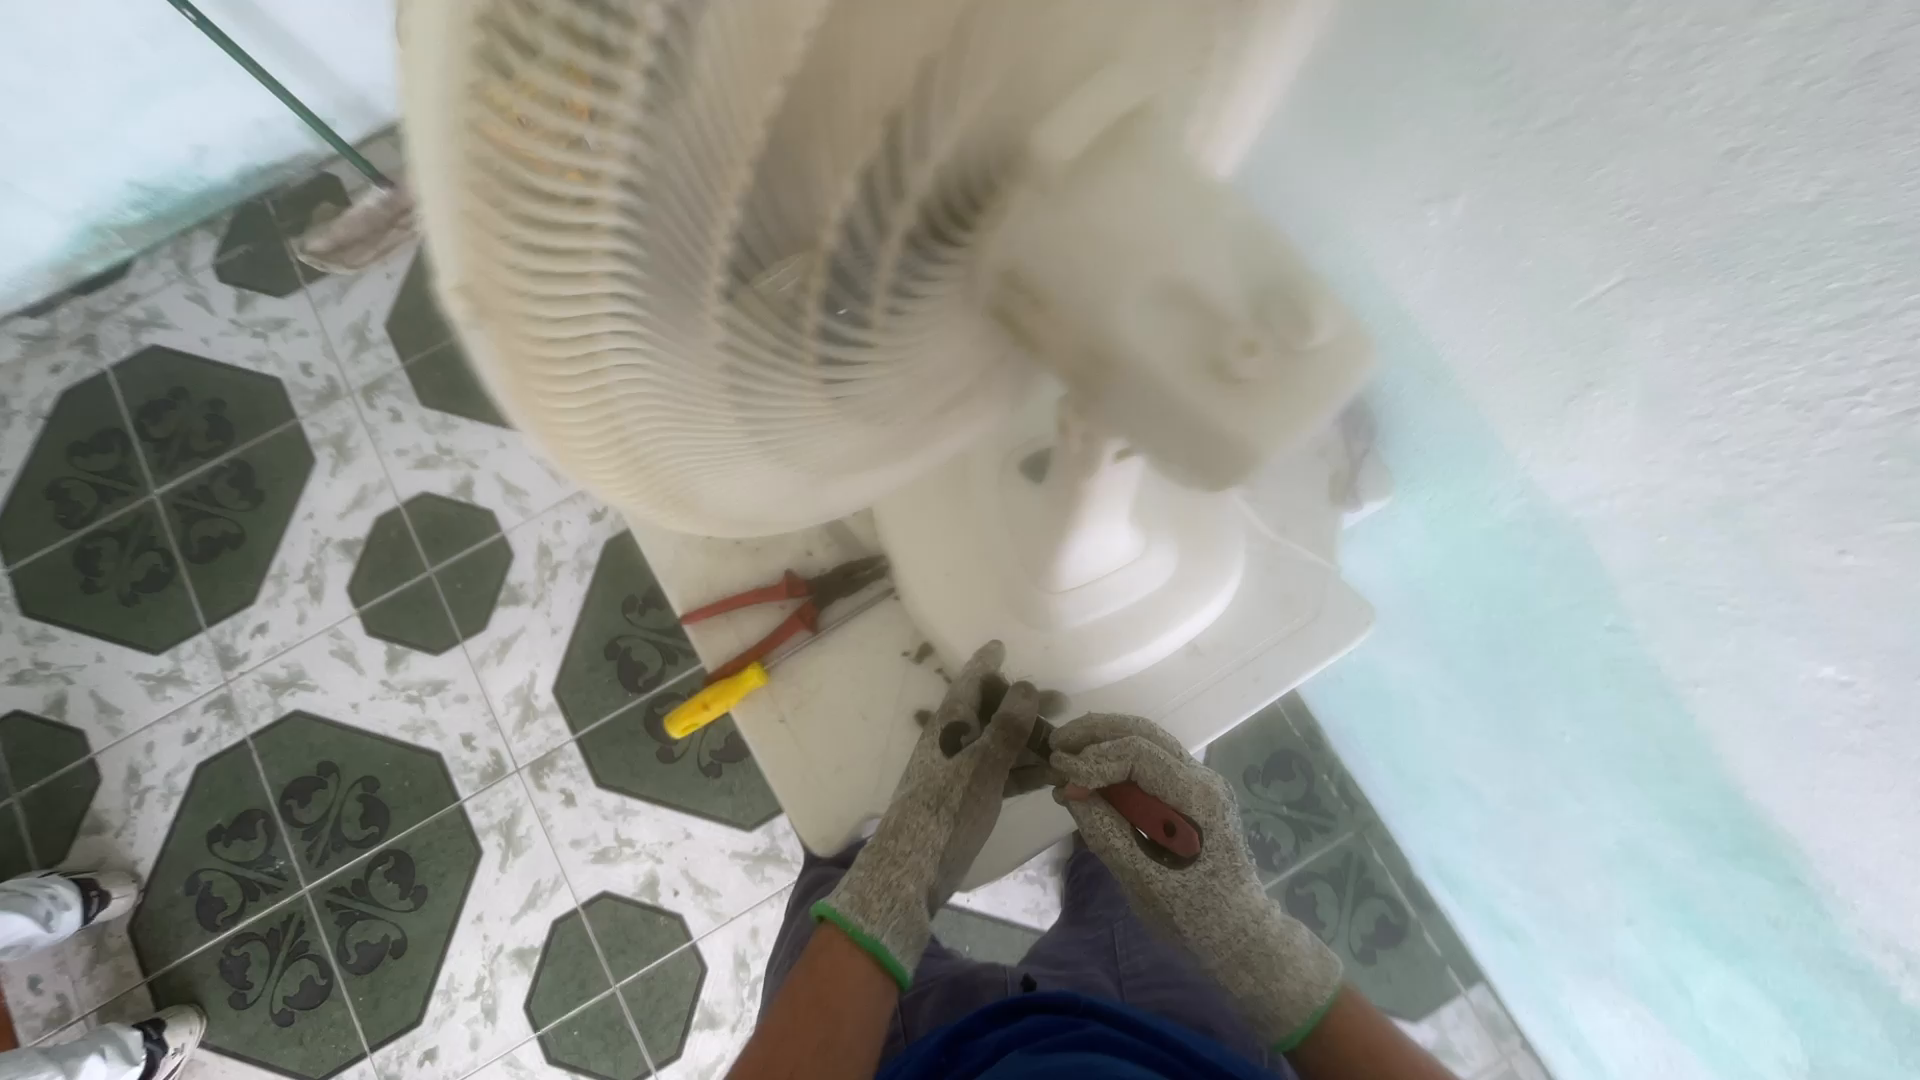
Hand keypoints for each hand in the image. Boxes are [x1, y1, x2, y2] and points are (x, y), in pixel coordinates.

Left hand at [812, 641, 1037, 988]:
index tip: (1000, 645)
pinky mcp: (966, 799)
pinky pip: (1000, 774)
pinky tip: (1051, 775)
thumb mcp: (981, 767)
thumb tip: (1026, 685)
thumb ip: (1006, 728)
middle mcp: (953, 742)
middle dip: (1022, 706)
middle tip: (1061, 702)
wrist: (911, 874)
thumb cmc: (945, 813)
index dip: (985, 664)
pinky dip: (1023, 771)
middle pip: (989, 712)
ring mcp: (959, 771)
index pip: (969, 683)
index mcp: (948, 726)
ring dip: (1029, 740)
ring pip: (999, 744)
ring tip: (1065, 742)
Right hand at [1050, 713, 1342, 1050]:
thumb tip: (1070, 793)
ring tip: (1065, 751)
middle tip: (1055, 746)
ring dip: (1102, 740)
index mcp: (1197, 800)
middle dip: (1094, 734)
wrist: (1239, 933)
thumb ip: (1107, 834)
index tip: (1060, 778)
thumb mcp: (1144, 883)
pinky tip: (1088, 771)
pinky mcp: (1188, 789)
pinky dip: (1114, 756)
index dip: (1093, 760)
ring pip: (1145, 738)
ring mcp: (1198, 780)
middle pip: (1143, 733)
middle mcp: (1202, 778)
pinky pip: (1148, 759)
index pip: (1139, 754)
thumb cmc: (1195, 918)